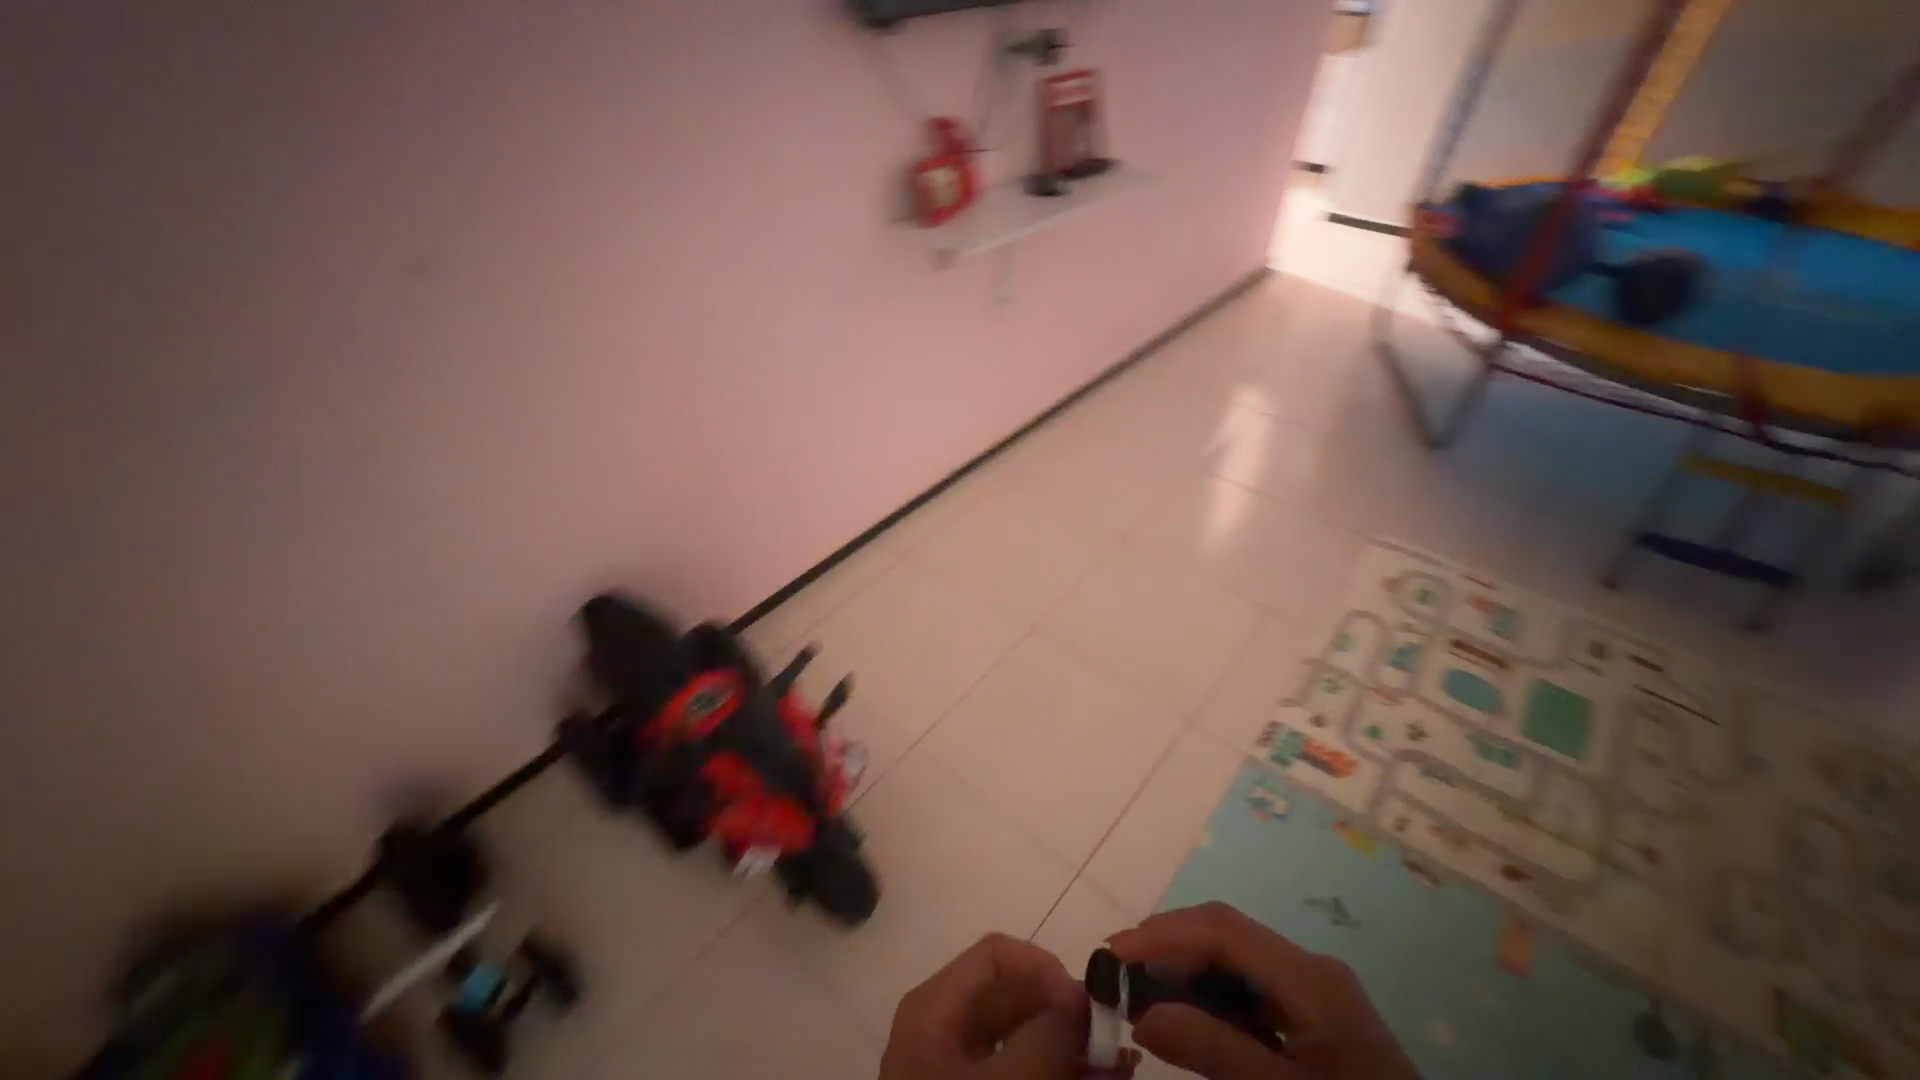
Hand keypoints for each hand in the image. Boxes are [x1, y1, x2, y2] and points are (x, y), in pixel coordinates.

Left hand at [880, 933, 1135, 1079]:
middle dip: (1068, 1015)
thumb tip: (1083, 999)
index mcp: (935, 1011)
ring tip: (1122, 1065)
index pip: (995, 957)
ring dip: (1074, 1047)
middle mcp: (947, 1029)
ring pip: (1028, 1037)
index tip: (1085, 1005)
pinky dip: (1064, 1073)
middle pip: (1015, 997)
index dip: (1044, 969)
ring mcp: (963, 1068)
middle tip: (1115, 1037)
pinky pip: (1028, 1070)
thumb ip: (1045, 1037)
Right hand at [1107, 903, 1418, 1079]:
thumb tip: (1143, 1014)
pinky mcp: (1314, 1014)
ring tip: (1143, 995)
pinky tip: (1188, 1017)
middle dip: (1168, 944)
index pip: (1222, 929)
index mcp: (1309, 977)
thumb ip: (1214, 1051)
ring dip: (1185, 968)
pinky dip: (1211, 993)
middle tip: (1119, 973)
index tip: (1112, 952)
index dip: (1162, 933)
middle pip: (1227, 932)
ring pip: (1235, 956)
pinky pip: (1251, 986)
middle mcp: (1311, 968)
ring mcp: (1315, 989)